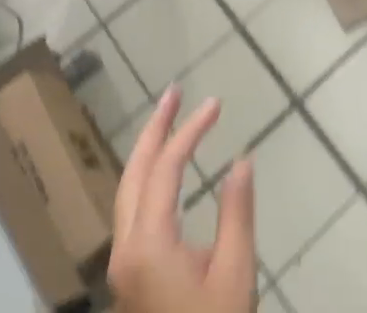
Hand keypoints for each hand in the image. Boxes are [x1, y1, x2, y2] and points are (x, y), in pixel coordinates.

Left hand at [108, 85, 256, 312]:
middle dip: (154, 130)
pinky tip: (165, 171)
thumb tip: (242, 161)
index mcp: (148, 244)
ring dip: (148, 152)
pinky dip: (149, 178)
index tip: (215, 105)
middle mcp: (126, 247)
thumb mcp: (235, 271)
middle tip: (175, 93)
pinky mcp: (131, 274)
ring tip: (170, 119)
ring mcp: (124, 263)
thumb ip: (237, 212)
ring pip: (128, 193)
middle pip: (133, 175)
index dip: (188, 133)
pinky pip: (133, 210)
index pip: (165, 171)